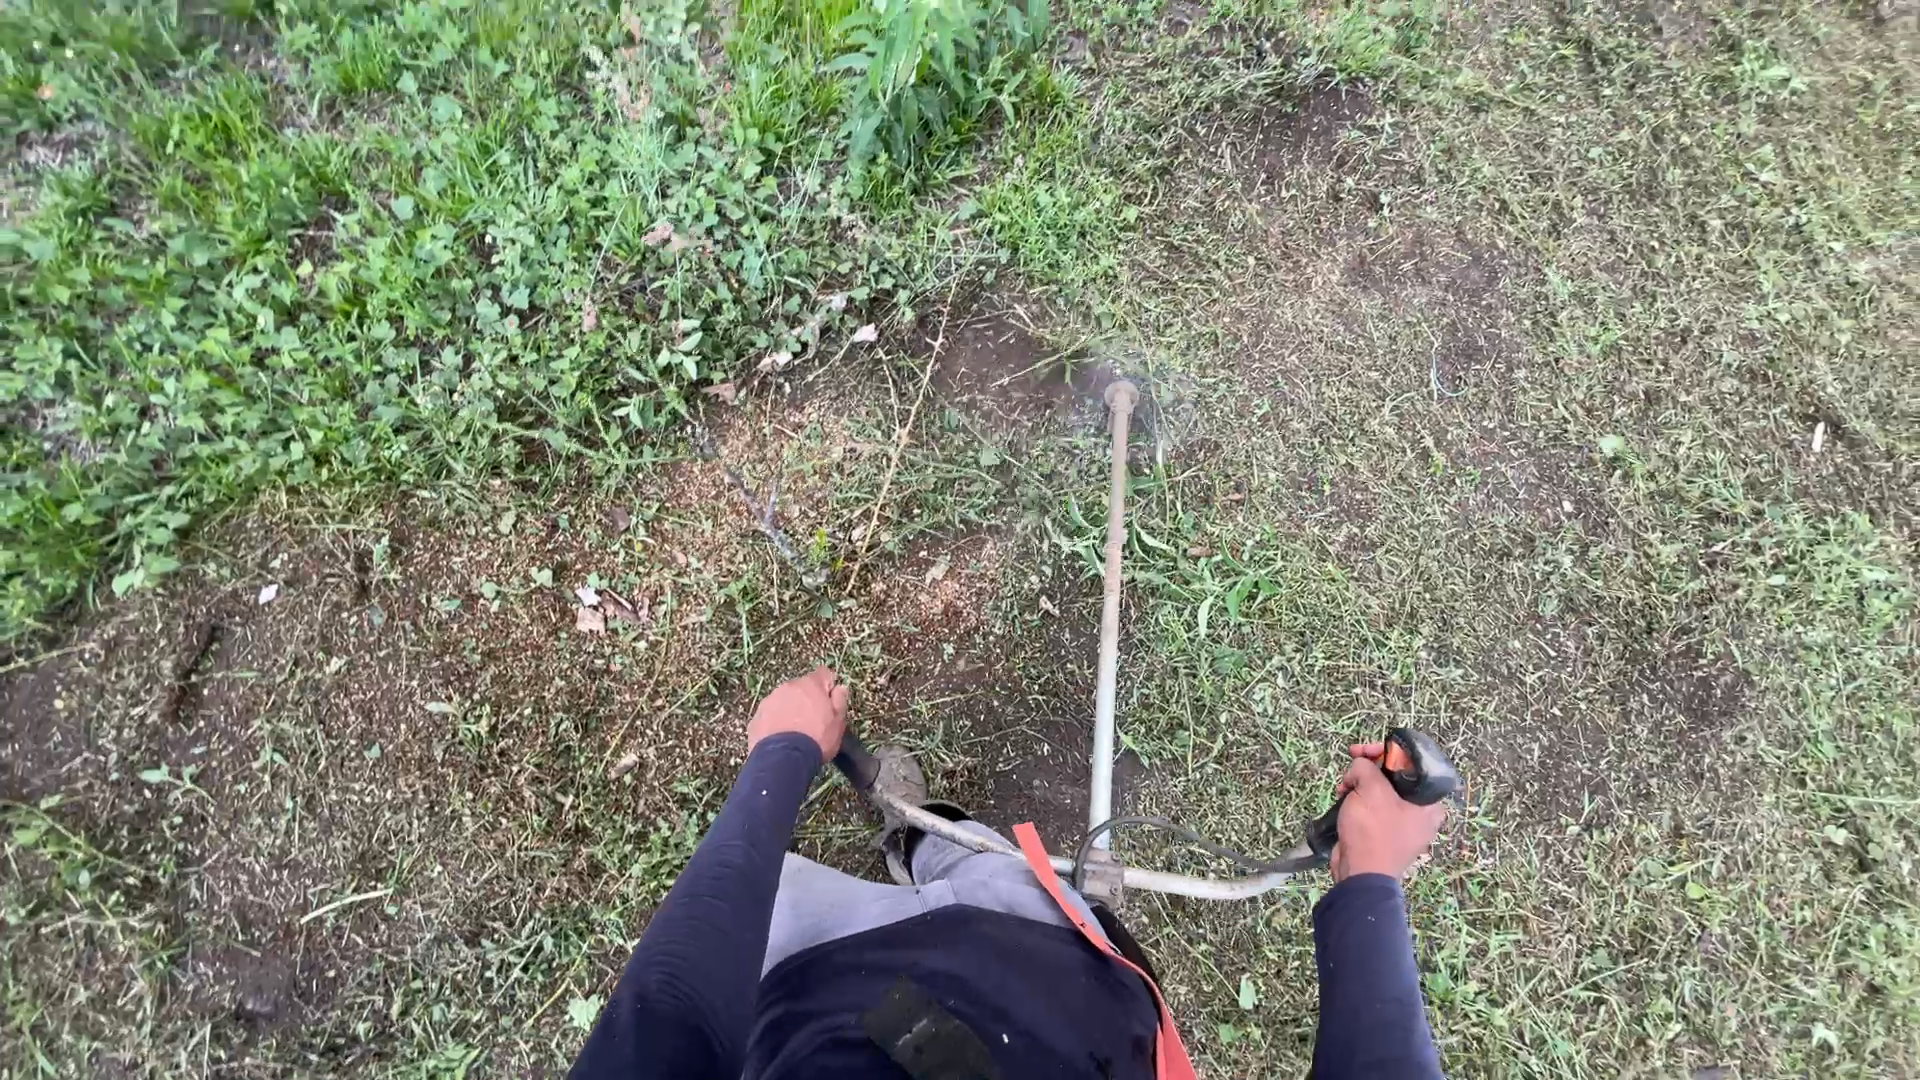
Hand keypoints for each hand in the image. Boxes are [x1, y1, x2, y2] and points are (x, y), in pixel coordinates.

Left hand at [747, 666, 849, 761]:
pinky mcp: (756, 718)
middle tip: (814, 722)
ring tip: (796, 734)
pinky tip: (782, 740)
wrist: (783, 761)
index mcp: (810, 684)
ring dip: (790, 711)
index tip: (830, 700)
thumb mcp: (838, 722)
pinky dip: (775, 723)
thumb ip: (840, 701)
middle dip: (807, 700)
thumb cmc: (816, 740)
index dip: (829, 686)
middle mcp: (788, 687)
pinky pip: (770, 716)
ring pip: (784, 701)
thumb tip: (840, 688)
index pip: (824, 673)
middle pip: (801, 688)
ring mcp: (769, 701)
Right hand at [1329, 742, 1446, 882]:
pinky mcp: (1384, 829)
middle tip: (1350, 765)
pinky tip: (1344, 798)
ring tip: (1343, 788)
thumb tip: (1360, 766)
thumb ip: (1367, 767)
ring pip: (1380, 788)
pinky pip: (1373, 804)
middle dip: (1367, 767)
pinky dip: (1358, 797)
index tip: (1361, 750)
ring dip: (1358, 782)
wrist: (1361, 873)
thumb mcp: (1371, 790)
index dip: (1385, 751)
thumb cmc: (1373, 830)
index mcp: (1430, 803)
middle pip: (1394, 775)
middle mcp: (1421, 811)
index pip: (1411, 764)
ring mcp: (1402, 822)